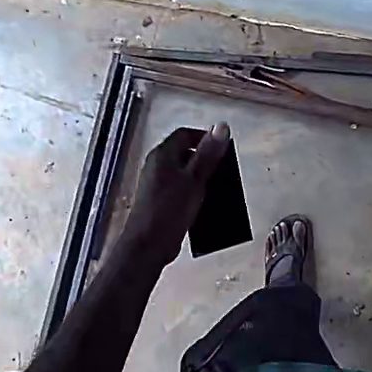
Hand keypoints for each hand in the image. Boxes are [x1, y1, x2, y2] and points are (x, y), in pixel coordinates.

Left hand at [115, 124, 229, 267]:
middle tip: (223, 170)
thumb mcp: (194, 180)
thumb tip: (222, 126)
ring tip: (217, 187)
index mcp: (162, 154)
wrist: (148, 245)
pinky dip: (193, 192)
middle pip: (184, 153)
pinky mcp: (159, 201)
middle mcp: (156, 165)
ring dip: (200, 177)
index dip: (206, 138)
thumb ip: (208, 154)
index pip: (185, 134)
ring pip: (183, 172)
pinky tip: (204, 203)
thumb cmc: (169, 210)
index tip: (223, 149)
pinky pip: (179, 189)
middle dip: (205, 159)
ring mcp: (155, 184)